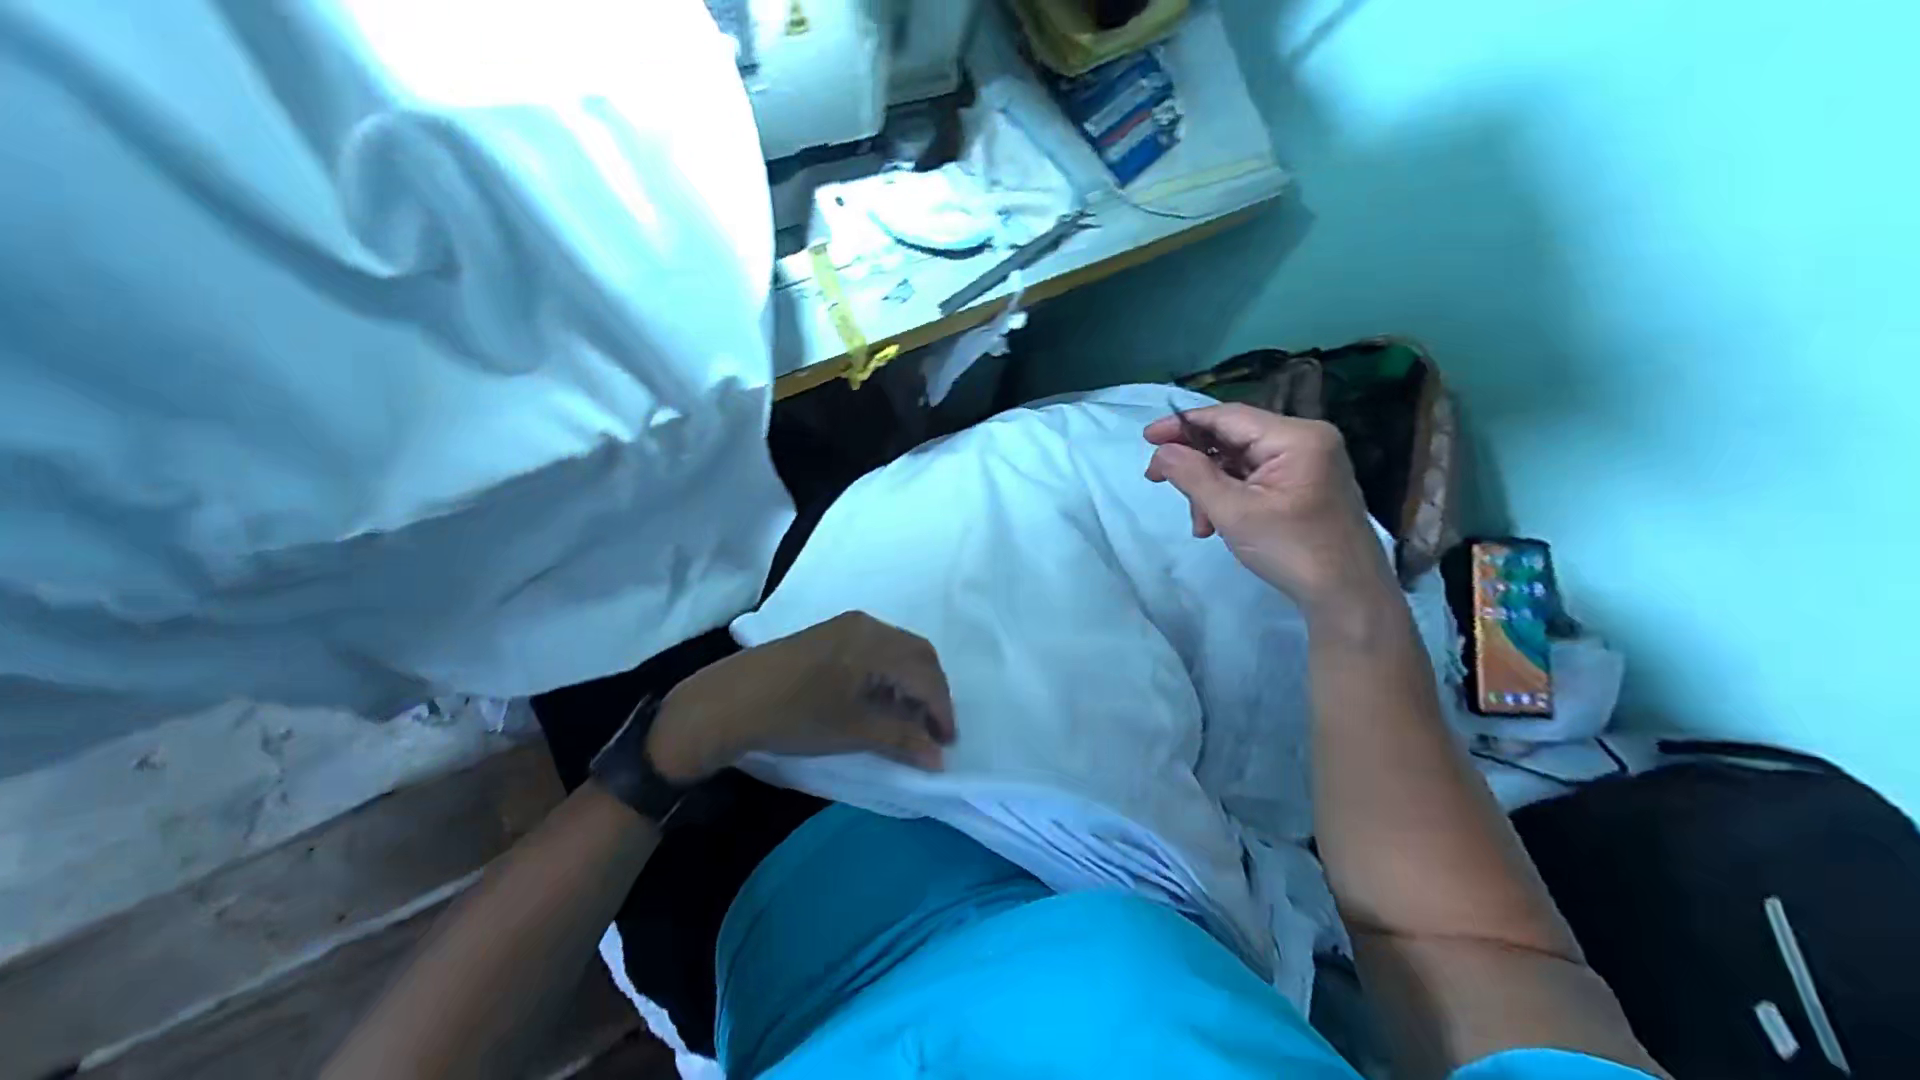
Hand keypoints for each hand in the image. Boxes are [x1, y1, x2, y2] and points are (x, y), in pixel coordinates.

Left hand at [646, 611, 955, 782]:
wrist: (727, 703)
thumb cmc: (794, 716)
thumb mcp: (853, 731)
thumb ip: (901, 740)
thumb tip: (938, 759)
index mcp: (875, 642)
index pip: (925, 674)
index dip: (941, 710)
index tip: (947, 744)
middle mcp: (866, 624)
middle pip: (917, 655)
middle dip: (931, 693)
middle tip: (933, 732)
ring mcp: (846, 626)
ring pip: (898, 650)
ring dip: (911, 683)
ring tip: (908, 720)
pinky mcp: (829, 634)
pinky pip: (877, 648)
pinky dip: (889, 674)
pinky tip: (880, 700)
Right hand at [1144, 403, 1395, 616]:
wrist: (1347, 596)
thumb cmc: (1292, 550)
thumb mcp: (1234, 513)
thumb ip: (1193, 476)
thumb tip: (1161, 451)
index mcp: (1295, 437)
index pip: (1227, 417)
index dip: (1183, 425)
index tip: (1147, 439)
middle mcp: (1305, 440)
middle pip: (1232, 438)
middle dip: (1196, 465)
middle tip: (1159, 482)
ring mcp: (1307, 462)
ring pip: (1239, 461)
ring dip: (1210, 488)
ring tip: (1202, 524)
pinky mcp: (1304, 484)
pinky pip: (1255, 477)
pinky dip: (1230, 496)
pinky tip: (1218, 524)